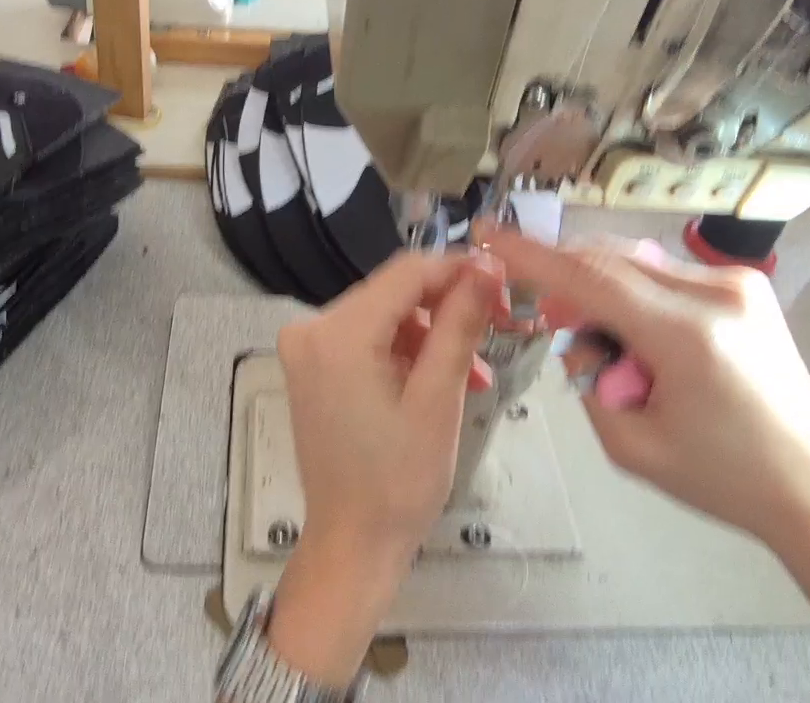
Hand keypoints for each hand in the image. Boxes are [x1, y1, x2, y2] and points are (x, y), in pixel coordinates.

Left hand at [277, 252, 502, 562]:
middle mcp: (310, 329)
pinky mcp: (312, 369)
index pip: (406, 273)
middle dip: (447, 311)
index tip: (502, 283)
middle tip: (495, 334)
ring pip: (385, 317)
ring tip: (473, 376)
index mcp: (337, 333)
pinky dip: (404, 354)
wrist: (353, 543)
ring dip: (431, 338)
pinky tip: (439, 381)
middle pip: (394, 294)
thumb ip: (459, 323)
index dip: (458, 270)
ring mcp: (306, 350)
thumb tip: (488, 265)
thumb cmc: (399, 479)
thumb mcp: (438, 397)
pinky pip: (367, 341)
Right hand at [482, 228, 809, 548]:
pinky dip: (631, 290)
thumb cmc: (718, 476)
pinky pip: (662, 271)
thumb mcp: (629, 444)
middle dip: (564, 277)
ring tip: (599, 337)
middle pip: (609, 259)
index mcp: (688, 337)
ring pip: (634, 261)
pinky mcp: (745, 284)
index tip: (488, 235)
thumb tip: (574, 327)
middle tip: (546, 315)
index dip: (532, 256)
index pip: (591, 278)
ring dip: (599, 286)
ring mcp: (737, 282)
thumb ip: (585, 376)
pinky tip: (635, 330)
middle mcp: (716, 293)